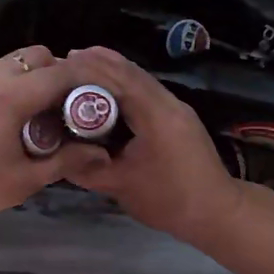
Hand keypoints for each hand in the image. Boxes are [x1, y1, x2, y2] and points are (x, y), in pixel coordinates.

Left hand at [0, 46, 108, 231]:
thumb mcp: (22, 181)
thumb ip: (64, 162)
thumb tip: (100, 154)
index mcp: (10, 96)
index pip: (63, 72)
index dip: (88, 81)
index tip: (102, 99)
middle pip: (38, 55)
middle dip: (60, 74)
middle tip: (68, 109)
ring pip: (13, 62)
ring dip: (34, 79)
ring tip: (39, 117)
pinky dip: (10, 86)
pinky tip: (5, 122)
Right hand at [63, 47, 245, 244]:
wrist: (217, 212)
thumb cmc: (169, 199)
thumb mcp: (120, 186)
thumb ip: (86, 167)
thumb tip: (56, 153)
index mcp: (155, 114)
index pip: (119, 78)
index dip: (87, 68)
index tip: (58, 64)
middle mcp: (168, 102)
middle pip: (130, 72)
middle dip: (96, 64)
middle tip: (62, 61)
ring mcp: (176, 108)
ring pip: (140, 80)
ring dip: (111, 73)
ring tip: (77, 70)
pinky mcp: (178, 117)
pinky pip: (146, 93)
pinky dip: (124, 87)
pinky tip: (106, 95)